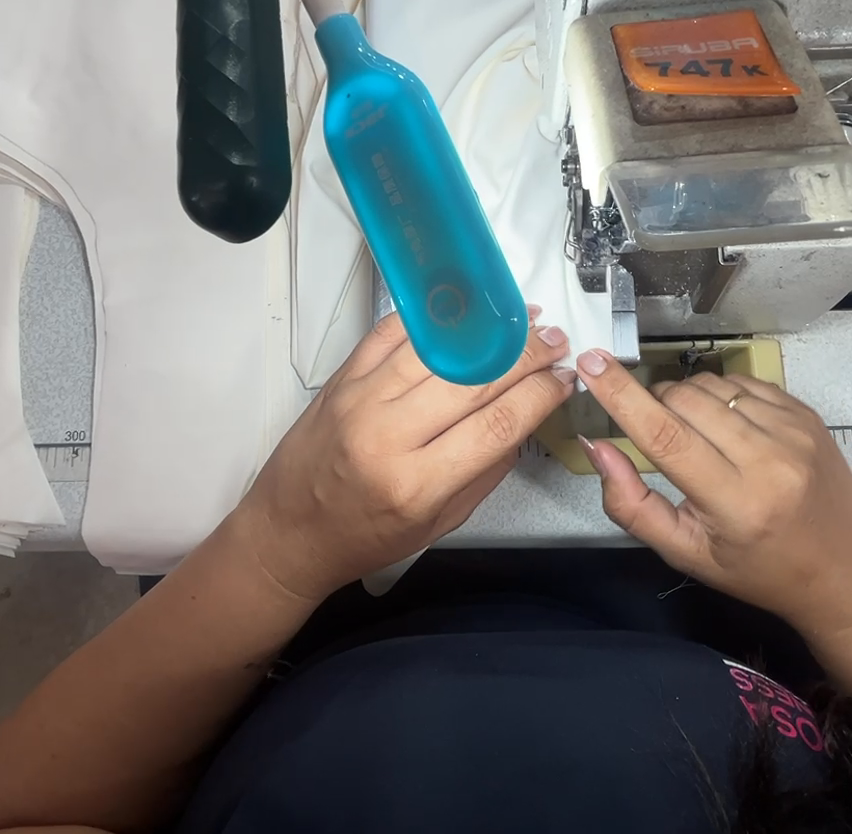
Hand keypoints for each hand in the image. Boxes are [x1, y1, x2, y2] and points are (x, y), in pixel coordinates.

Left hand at [228, 310, 575, 600]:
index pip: (496, 424)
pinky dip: (434, 319)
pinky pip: (392, 334)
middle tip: (554, 341)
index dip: (540, 394)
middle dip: (524, 355)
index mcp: (416, 485)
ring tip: (520, 321)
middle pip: (473, 380)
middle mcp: (386, 436)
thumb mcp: (439, 523)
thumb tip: (526, 414)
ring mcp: (359, 400)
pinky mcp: (341, 378)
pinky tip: (465, 313)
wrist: (287, 531)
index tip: (564, 378)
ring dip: (487, 330)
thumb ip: (486, 470)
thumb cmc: (365, 537)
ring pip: (437, 349)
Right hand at [573, 351, 851, 637]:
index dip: (621, 395)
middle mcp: (769, 460)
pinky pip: (740, 381)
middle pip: (683, 400)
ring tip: (696, 435)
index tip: (590, 362)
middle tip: (659, 434)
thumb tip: (596, 446)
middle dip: (654, 404)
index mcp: (735, 502)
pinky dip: (719, 396)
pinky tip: (727, 427)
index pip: (665, 435)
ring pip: (710, 385)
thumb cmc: (755, 569)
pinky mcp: (806, 414)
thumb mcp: (684, 552)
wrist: (843, 571)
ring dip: (685, 399)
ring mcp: (794, 431)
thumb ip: (631, 504)